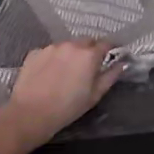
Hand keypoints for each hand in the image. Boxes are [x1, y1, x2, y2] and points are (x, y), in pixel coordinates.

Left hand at [0, 40, 124, 144]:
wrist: (31, 112)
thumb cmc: (68, 107)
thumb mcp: (95, 95)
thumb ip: (110, 76)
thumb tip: (121, 64)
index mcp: (88, 55)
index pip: (105, 43)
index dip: (110, 48)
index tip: (111, 54)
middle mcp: (70, 45)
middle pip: (85, 41)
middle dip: (90, 50)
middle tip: (88, 66)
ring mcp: (50, 47)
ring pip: (66, 45)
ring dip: (70, 53)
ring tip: (66, 71)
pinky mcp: (34, 53)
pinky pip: (49, 52)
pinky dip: (53, 58)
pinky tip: (49, 74)